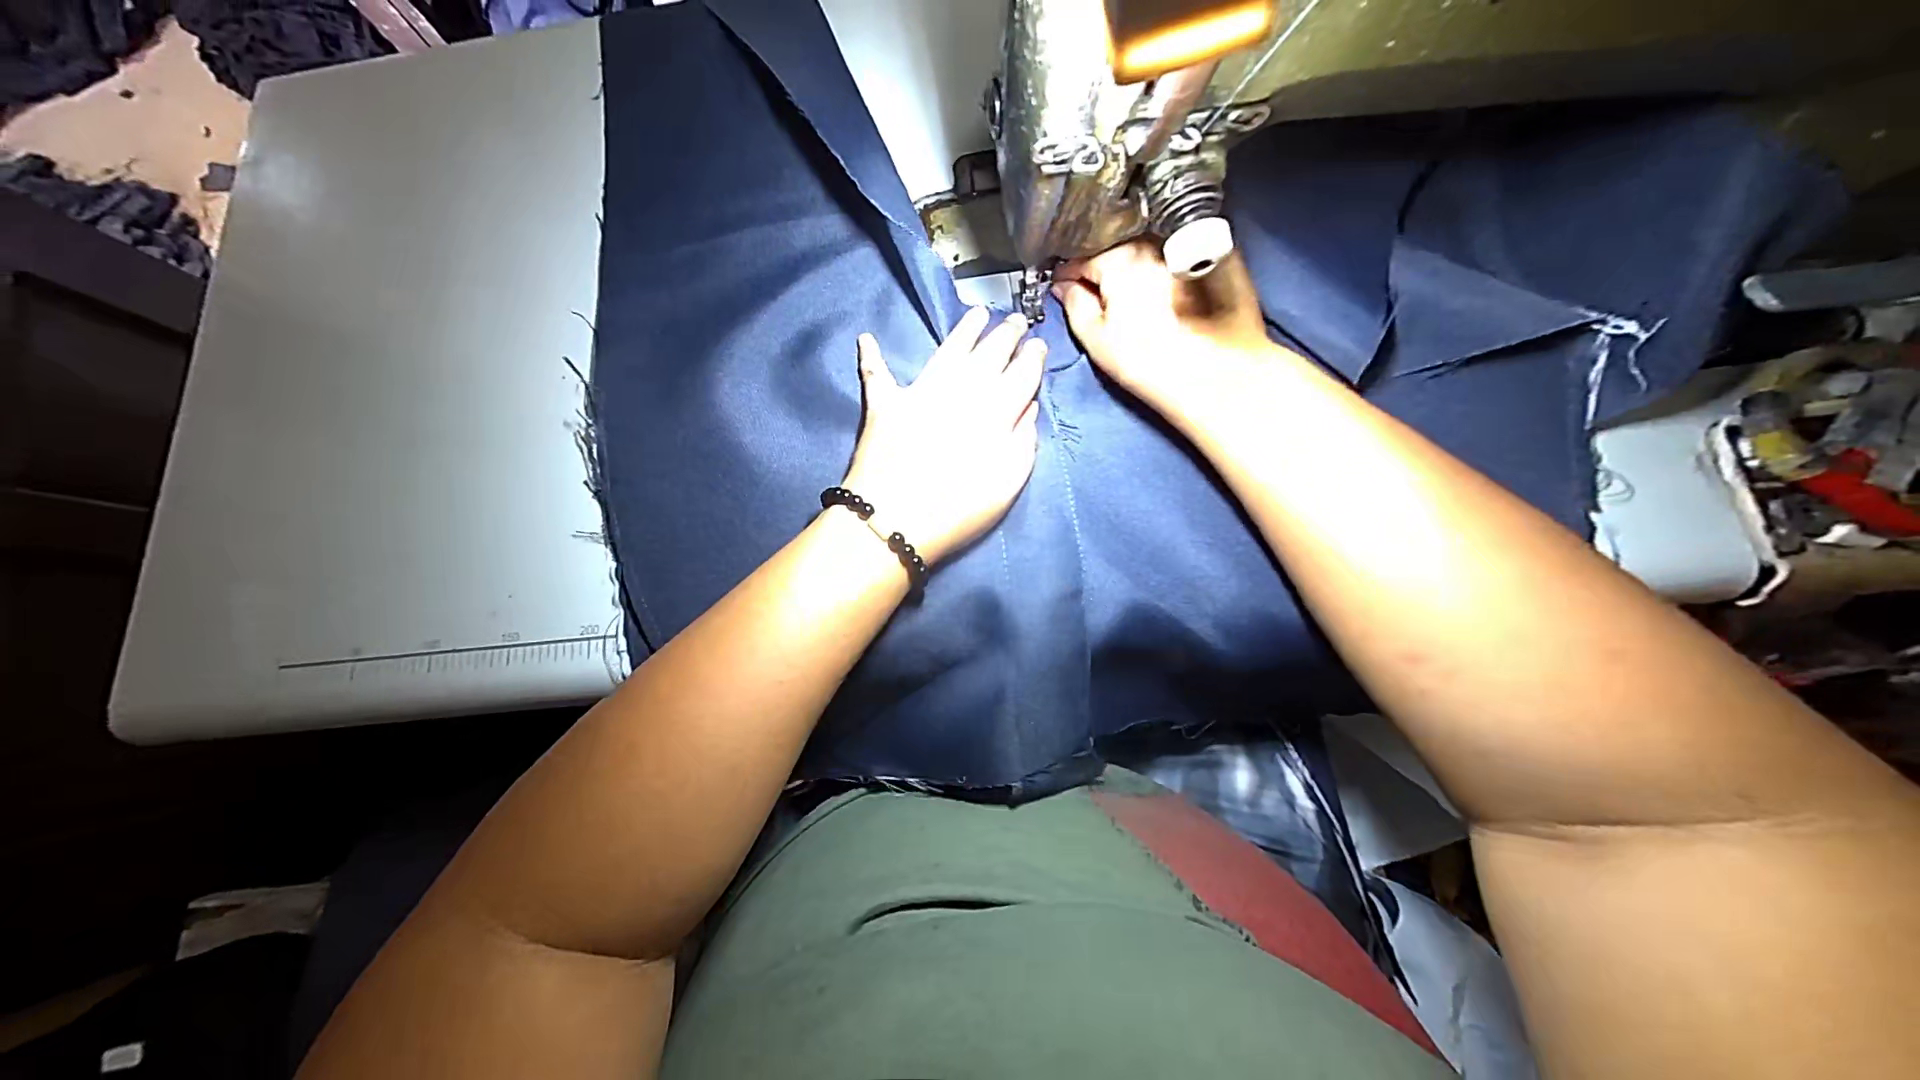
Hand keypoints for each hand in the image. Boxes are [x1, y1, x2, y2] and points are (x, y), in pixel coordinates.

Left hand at [839, 307, 1044, 564]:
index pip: (1020, 374)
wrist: (895, 521)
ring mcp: (921, 393)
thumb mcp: (1007, 484)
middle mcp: (960, 391)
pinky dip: (871, 357)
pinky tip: (866, 338)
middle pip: (989, 354)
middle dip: (1006, 335)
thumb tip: (1029, 407)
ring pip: (947, 352)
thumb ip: (1023, 442)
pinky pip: (877, 375)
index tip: (1038, 344)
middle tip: (1017, 320)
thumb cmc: (958, 511)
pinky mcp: (886, 405)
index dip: (1031, 356)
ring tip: (977, 315)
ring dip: (964, 332)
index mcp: (995, 411)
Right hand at [1054, 238, 1277, 421]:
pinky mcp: (1216, 256)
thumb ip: (1073, 304)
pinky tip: (1171, 303)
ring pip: (1146, 254)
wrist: (1217, 376)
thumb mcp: (1097, 339)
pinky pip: (1177, 259)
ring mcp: (1188, 248)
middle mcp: (1154, 242)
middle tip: (1107, 310)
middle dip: (1105, 273)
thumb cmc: (1157, 365)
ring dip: (1137, 272)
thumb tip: (1064, 287)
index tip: (1067, 290)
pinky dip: (1168, 273)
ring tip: (1142, 310)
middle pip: (1115, 250)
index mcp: (1120, 257)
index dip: (1068, 277)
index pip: (1079, 257)